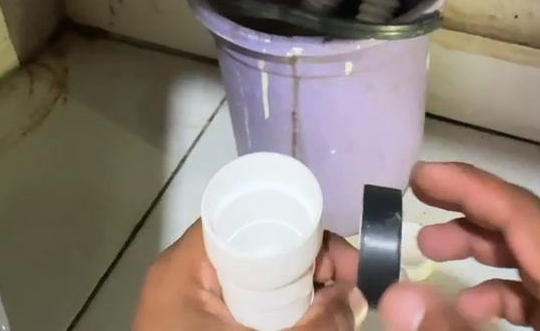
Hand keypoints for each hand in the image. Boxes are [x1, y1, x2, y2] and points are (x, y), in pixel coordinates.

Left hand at [134, 220, 362, 330]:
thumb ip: (315, 326)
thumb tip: (356, 297)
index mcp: (185, 266)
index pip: (247, 219)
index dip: (298, 229)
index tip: (341, 257)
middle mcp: (183, 278)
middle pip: (256, 252)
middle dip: (305, 267)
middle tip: (348, 287)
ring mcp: (188, 311)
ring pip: (254, 285)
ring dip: (296, 295)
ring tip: (336, 310)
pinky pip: (243, 309)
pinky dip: (275, 315)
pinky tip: (307, 324)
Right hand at [379, 162, 539, 330]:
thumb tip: (397, 295)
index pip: (522, 214)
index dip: (468, 186)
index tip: (417, 178)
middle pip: (527, 233)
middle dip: (469, 213)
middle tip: (417, 204)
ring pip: (532, 266)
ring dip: (480, 252)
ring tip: (430, 251)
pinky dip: (499, 294)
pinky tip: (468, 306)